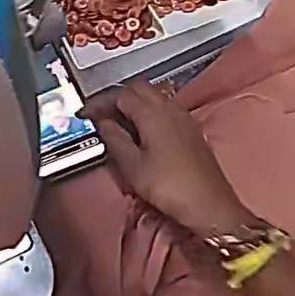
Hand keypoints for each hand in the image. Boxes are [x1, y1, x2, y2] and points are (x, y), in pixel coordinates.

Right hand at [81, 80, 256, 236]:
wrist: (210, 206)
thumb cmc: (169, 187)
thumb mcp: (132, 166)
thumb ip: (114, 139)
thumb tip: (102, 123)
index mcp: (153, 114)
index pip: (121, 94)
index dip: (99, 102)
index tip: (85, 114)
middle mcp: (171, 109)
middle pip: (138, 89)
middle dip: (116, 98)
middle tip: (99, 115)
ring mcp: (184, 118)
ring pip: (153, 98)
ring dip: (133, 105)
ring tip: (116, 124)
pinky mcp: (191, 131)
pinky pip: (164, 110)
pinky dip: (147, 113)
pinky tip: (140, 133)